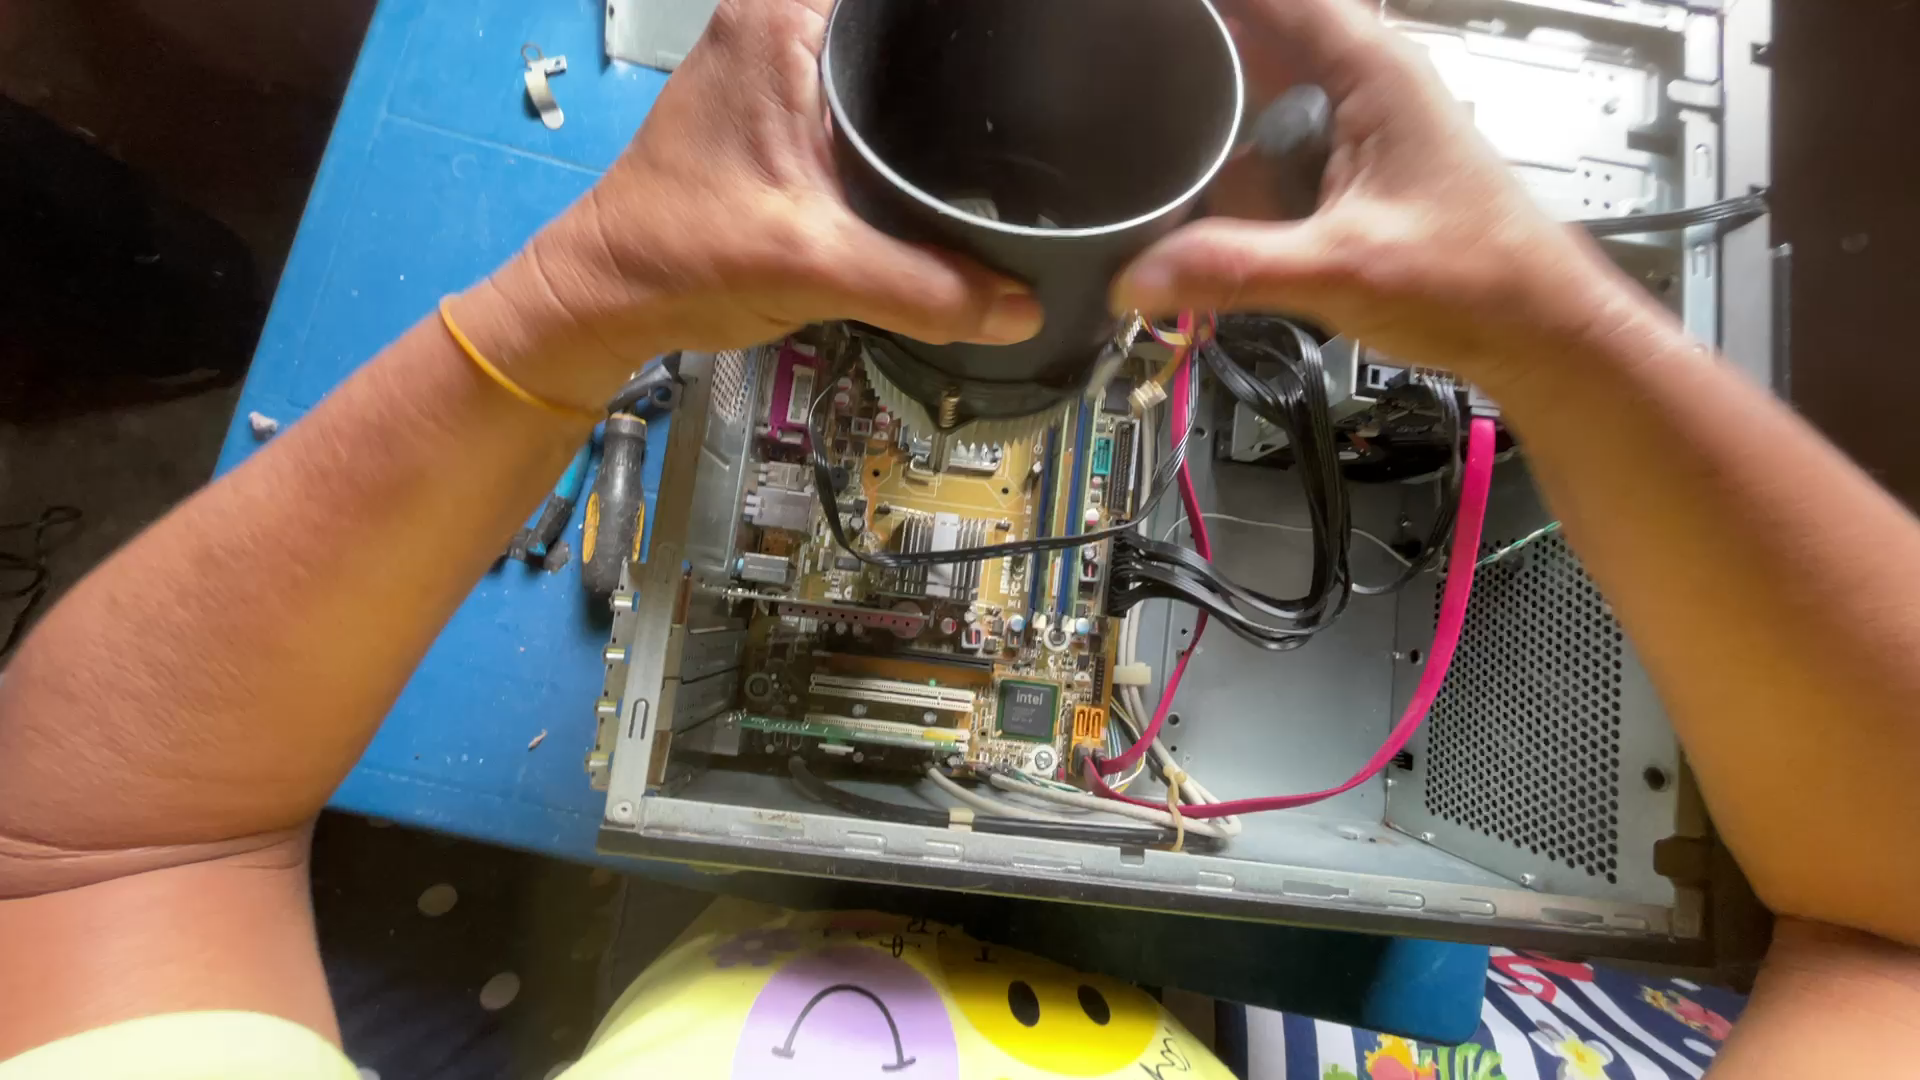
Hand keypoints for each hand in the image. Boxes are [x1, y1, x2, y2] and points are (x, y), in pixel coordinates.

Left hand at [463, 0, 1044, 408]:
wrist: (618, 295)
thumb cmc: (691, 257)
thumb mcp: (818, 267)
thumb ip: (926, 290)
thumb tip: (1027, 311)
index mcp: (788, 19)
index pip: (908, 6)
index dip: (972, 32)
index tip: (1035, 62)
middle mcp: (788, 25)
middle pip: (909, 35)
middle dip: (966, 74)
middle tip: (1038, 118)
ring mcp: (787, 74)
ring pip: (892, 75)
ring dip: (942, 108)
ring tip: (1015, 146)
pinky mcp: (790, 123)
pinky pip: (873, 116)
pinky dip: (911, 143)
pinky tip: (952, 177)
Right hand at [1112, 0, 1667, 391]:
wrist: (1519, 330)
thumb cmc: (1469, 278)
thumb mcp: (1342, 267)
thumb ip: (1235, 268)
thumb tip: (1136, 277)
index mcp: (1368, 70)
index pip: (1274, 1)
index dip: (1210, 9)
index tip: (1142, 21)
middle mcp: (1350, 91)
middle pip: (1247, 55)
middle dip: (1191, 75)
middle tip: (1119, 102)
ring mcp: (1337, 141)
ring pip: (1245, 121)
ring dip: (1202, 146)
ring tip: (1144, 179)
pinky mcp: (1328, 188)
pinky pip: (1257, 175)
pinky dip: (1223, 195)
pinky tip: (1189, 225)